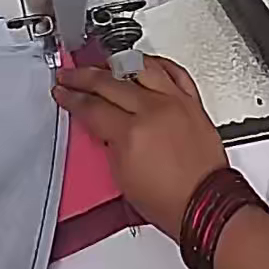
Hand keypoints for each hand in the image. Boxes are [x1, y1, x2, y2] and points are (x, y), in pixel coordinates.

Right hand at [52, 56, 228, 237]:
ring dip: (116, 63)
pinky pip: (174, 72)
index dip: (71, 97)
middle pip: (109, 82)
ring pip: (140, 66)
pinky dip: (157, 65)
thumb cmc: (170, 200)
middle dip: (83, 76)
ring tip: (104, 64)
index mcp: (131, 132)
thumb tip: (98, 124)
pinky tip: (145, 64)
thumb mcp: (121, 177)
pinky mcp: (193, 103)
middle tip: (71, 74)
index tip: (63, 92)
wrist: (205, 205)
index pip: (91, 106)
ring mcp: (175, 103)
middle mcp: (154, 111)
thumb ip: (106, 143)